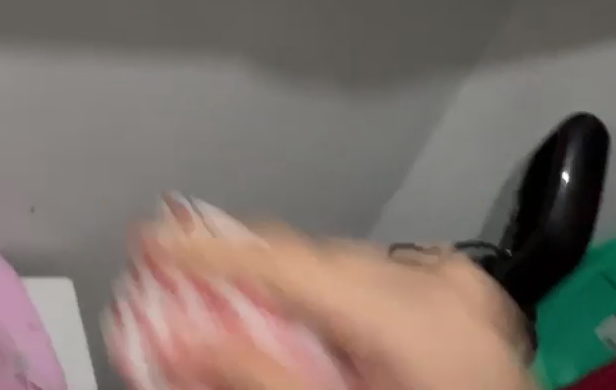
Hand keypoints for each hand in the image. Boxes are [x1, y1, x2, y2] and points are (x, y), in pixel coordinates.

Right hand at [140, 225, 532, 389]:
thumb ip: (255, 377)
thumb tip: (178, 341)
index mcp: (412, 322)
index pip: (284, 265)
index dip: (208, 253)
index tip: (150, 240)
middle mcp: (437, 292)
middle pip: (307, 260)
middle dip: (240, 271)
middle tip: (180, 277)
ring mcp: (458, 295)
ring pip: (338, 265)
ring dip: (285, 284)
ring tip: (239, 303)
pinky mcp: (465, 306)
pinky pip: (378, 275)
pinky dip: (333, 288)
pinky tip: (316, 312)